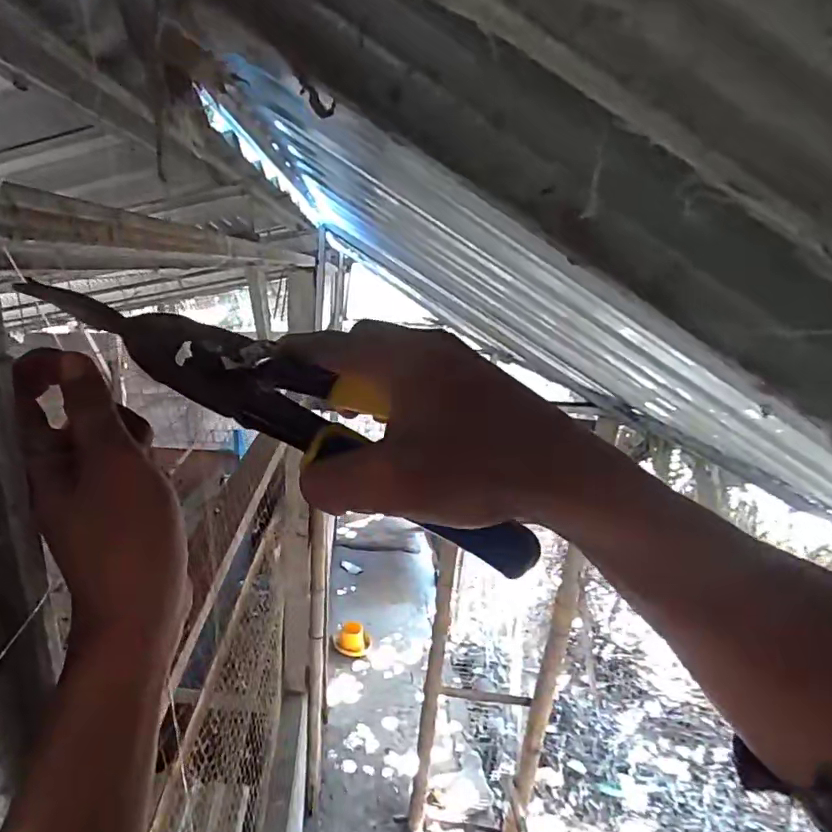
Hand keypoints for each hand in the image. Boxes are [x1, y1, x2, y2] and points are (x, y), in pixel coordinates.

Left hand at [12, 349, 187, 649]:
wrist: (142, 612)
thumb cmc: (127, 536)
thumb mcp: (113, 462)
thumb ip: (92, 409)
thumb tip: (68, 359)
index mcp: (42, 460)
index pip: (24, 394)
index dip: (44, 367)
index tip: (84, 360)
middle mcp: (56, 473)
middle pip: (74, 415)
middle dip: (109, 413)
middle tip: (135, 439)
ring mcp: (85, 494)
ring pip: (107, 442)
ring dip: (133, 442)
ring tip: (154, 471)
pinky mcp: (112, 512)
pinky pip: (123, 472)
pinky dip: (141, 468)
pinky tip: (163, 484)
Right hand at [275, 321, 602, 527]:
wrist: (567, 477)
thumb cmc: (477, 472)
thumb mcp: (392, 485)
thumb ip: (333, 482)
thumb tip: (312, 478)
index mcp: (401, 359)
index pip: (327, 345)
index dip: (289, 357)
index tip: (264, 371)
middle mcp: (427, 348)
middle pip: (358, 350)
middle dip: (327, 379)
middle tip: (316, 416)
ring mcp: (456, 363)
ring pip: (389, 368)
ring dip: (363, 396)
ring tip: (357, 436)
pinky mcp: (476, 385)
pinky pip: (417, 384)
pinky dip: (393, 406)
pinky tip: (402, 443)